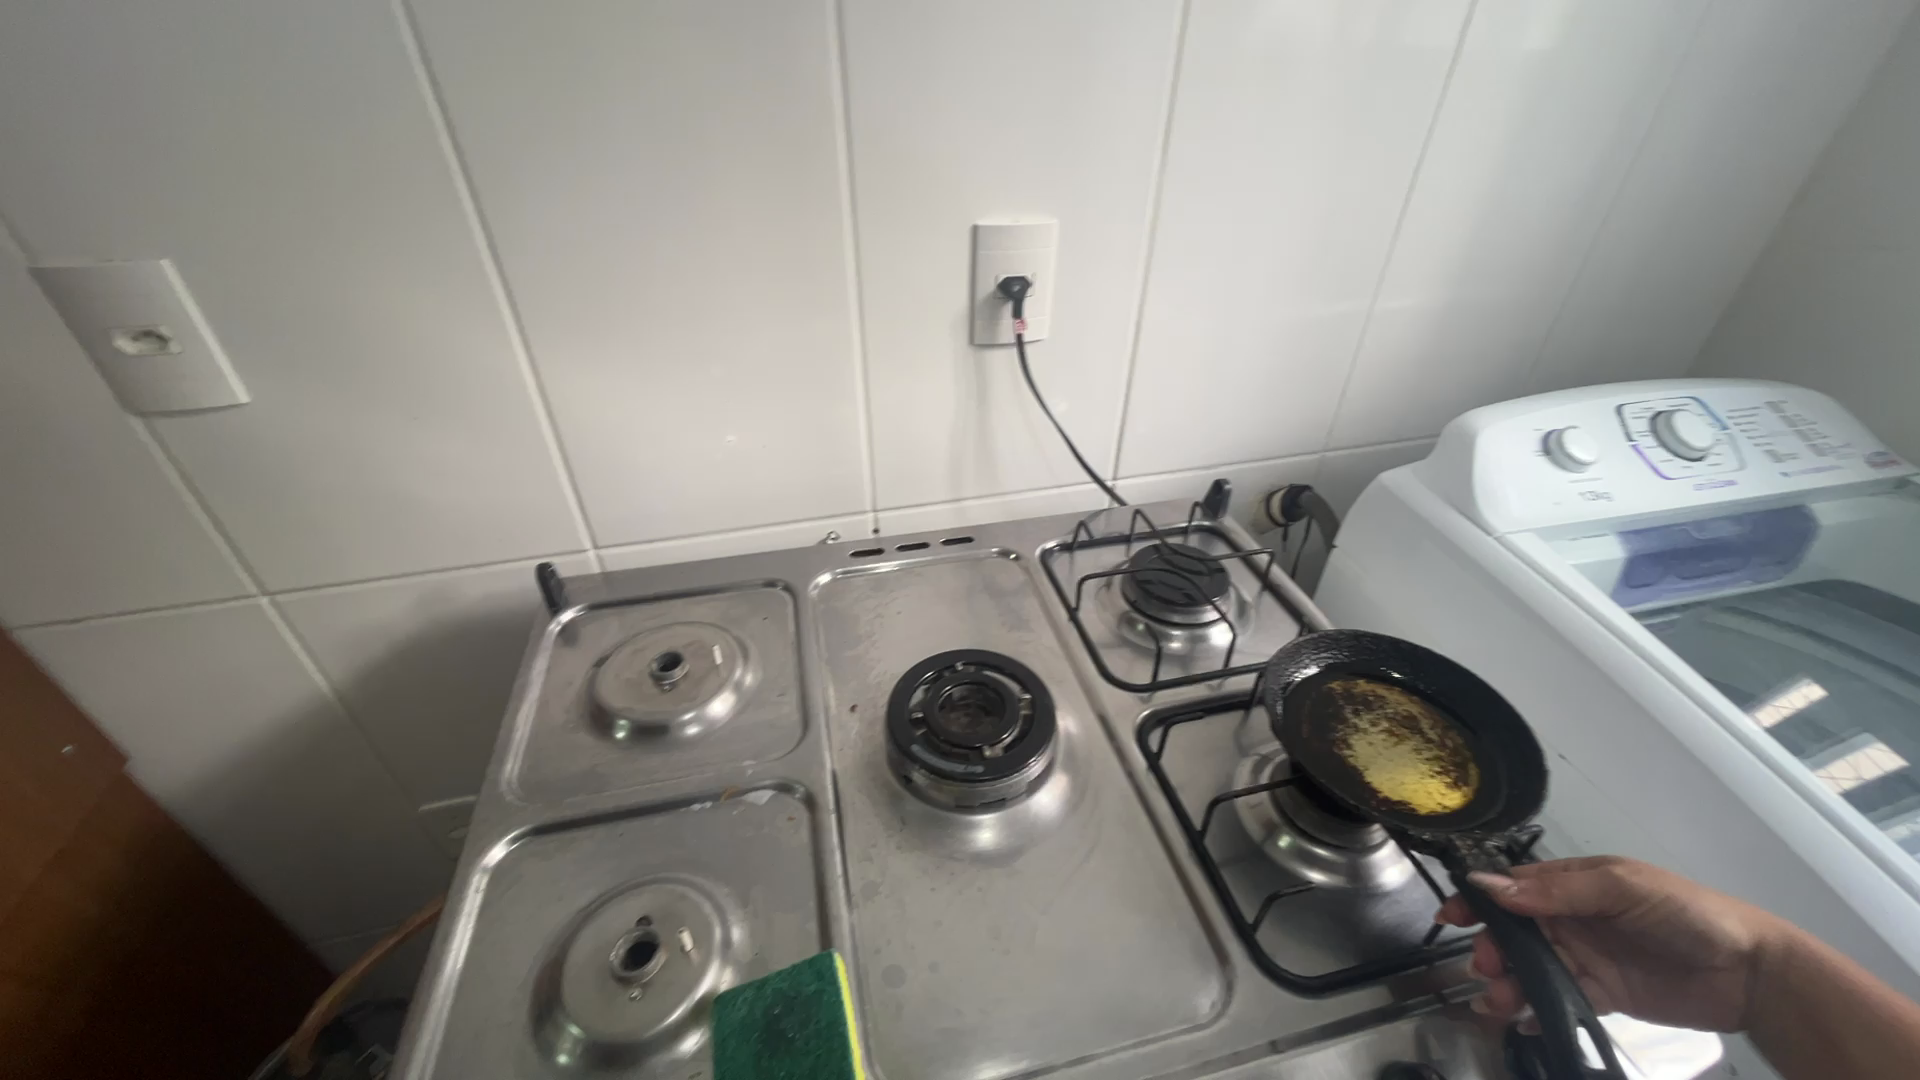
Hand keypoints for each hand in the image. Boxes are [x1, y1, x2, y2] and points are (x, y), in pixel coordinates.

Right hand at [1434, 855, 1791, 1032]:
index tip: (1450, 917)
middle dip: (1492, 947)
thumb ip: (1555, 891)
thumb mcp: (1619, 888)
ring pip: (1531, 966)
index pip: (1510, 887)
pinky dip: (1535, 1007)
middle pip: (1515, 930)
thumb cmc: (1683, 912)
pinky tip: (1520, 1017)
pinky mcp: (1602, 992)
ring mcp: (1585, 956)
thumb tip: (1487, 887)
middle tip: (1484, 967)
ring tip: (1496, 1000)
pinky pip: (1559, 997)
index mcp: (1569, 883)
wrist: (1754, 974)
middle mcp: (1569, 917)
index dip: (1478, 900)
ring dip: (1508, 981)